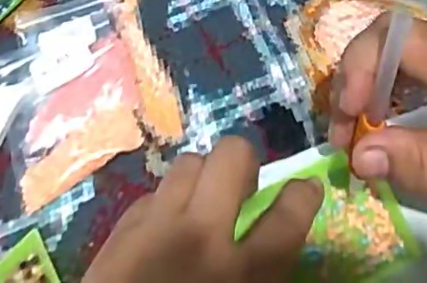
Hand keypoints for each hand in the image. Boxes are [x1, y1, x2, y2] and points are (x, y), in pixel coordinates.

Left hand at [84, 136, 321, 282]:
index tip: (305, 186)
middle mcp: (203, 236)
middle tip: (243, 188)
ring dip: (201, 178)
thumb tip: (290, 259)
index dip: (302, 194)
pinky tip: (163, 229)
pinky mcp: (121, 229)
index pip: (287, 215)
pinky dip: (164, 206)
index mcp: (243, 276)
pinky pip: (153, 194)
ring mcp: (157, 226)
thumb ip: (264, 279)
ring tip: (200, 203)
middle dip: (244, 162)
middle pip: (233, 156)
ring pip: (189, 163)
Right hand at [329, 11, 426, 215]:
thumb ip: (423, 164)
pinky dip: (388, 81)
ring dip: (367, 82)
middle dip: (355, 79)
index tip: (347, 119)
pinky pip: (410, 52)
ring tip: (358, 130)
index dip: (359, 70)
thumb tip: (360, 156)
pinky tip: (386, 116)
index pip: (392, 39)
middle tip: (343, 132)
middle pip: (384, 35)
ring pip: (392, 42)